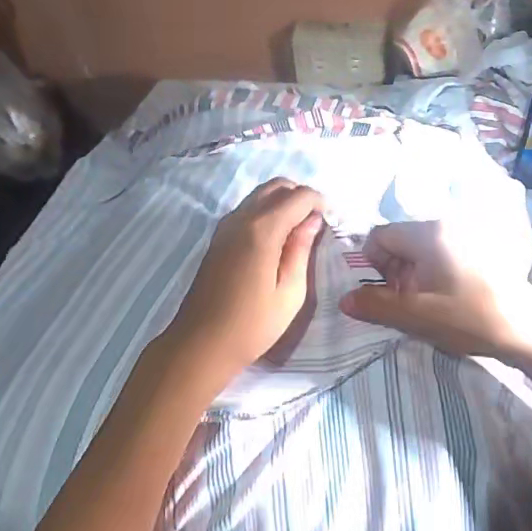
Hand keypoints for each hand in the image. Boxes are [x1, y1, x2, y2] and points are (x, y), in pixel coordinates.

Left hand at [162, 178, 324, 376]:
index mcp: (261, 230)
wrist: (201, 344)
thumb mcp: (290, 293)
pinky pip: (247, 210)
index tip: (330, 219)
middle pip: (276, 187)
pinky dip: (266, 211)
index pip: (297, 196)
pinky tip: (277, 239)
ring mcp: (224, 227)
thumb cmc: (252, 325)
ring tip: (299, 231)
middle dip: (300, 196)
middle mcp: (240, 219)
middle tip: (316, 222)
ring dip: (282, 202)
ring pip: (259, 195)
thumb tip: (312, 221)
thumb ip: (301, 250)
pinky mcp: (217, 238)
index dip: (318, 202)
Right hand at [338, 220, 531, 362]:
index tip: (388, 293)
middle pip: (400, 241)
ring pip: (421, 250)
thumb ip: (376, 305)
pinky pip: (442, 254)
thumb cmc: (469, 317)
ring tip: (430, 305)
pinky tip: (450, 300)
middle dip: (395, 272)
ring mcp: (465, 234)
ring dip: (415, 276)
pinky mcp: (479, 248)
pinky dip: (436, 274)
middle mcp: (445, 225)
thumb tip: (344, 300)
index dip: (373, 264)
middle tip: (409, 304)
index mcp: (427, 234)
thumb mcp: (416, 316)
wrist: (528, 329)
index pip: (380, 236)